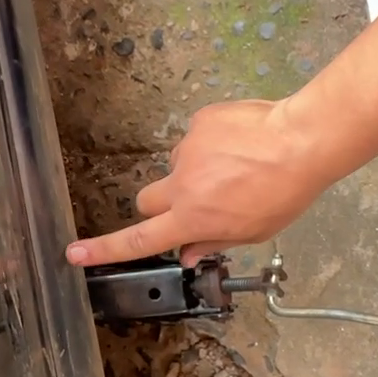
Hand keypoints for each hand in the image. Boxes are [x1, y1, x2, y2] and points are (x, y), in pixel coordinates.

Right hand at [65, 98, 333, 266]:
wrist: (301, 140)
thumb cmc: (284, 192)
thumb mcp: (254, 232)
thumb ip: (215, 242)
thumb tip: (189, 253)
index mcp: (192, 218)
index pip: (139, 240)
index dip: (104, 249)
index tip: (76, 252)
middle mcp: (181, 185)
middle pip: (146, 200)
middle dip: (162, 204)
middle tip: (195, 201)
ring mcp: (187, 151)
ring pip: (177, 167)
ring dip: (195, 171)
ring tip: (235, 167)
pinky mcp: (198, 123)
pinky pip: (196, 137)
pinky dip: (211, 143)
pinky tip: (239, 144)